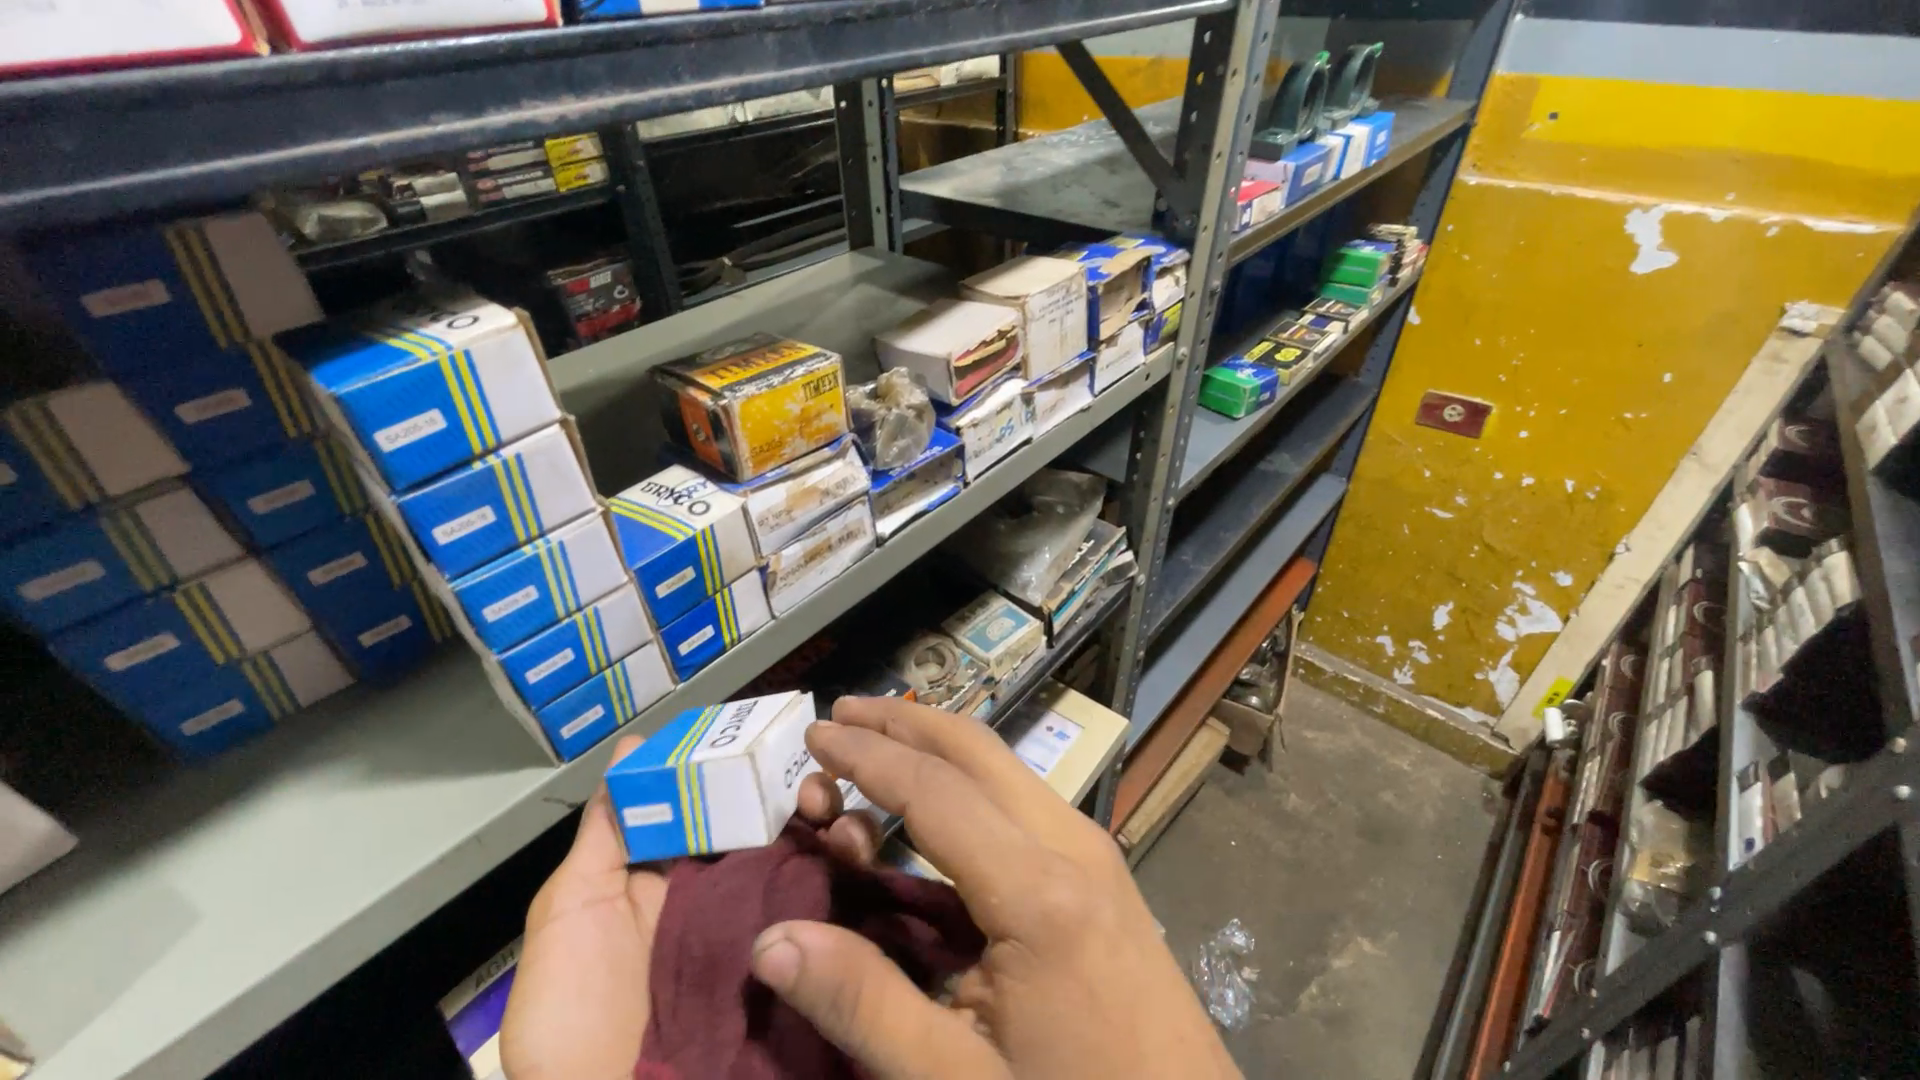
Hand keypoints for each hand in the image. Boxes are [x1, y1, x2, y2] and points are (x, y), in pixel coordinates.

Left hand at [501, 735, 876, 1079]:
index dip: (764, 773)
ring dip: (844, 835)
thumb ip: (606, 832)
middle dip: (815, 799)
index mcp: (690, 875)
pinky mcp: (807, 984)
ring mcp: (777, 940)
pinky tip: (865, 869)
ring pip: (825, 871)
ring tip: (844, 829)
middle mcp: (741, 899)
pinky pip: (842, 931)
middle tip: (818, 789)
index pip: (737, 806)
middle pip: (791, 832)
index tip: (788, 743)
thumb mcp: (572, 910)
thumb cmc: (574, 1015)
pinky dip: (862, 894)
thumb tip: (633, 746)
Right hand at [749, 696, 1239, 1078]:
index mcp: (1038, 890)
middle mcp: (1072, 844)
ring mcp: (1094, 851)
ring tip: (877, 741)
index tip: (815, 731)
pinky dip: (967, 778)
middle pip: (977, 751)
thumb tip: (769, 940)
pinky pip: (1023, 797)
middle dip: (904, 722)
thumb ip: (863, 1004)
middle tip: (842, 712)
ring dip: (936, 745)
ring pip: (1005, 767)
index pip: (934, 790)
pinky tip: (937, 797)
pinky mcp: (1101, 870)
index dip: (868, 755)